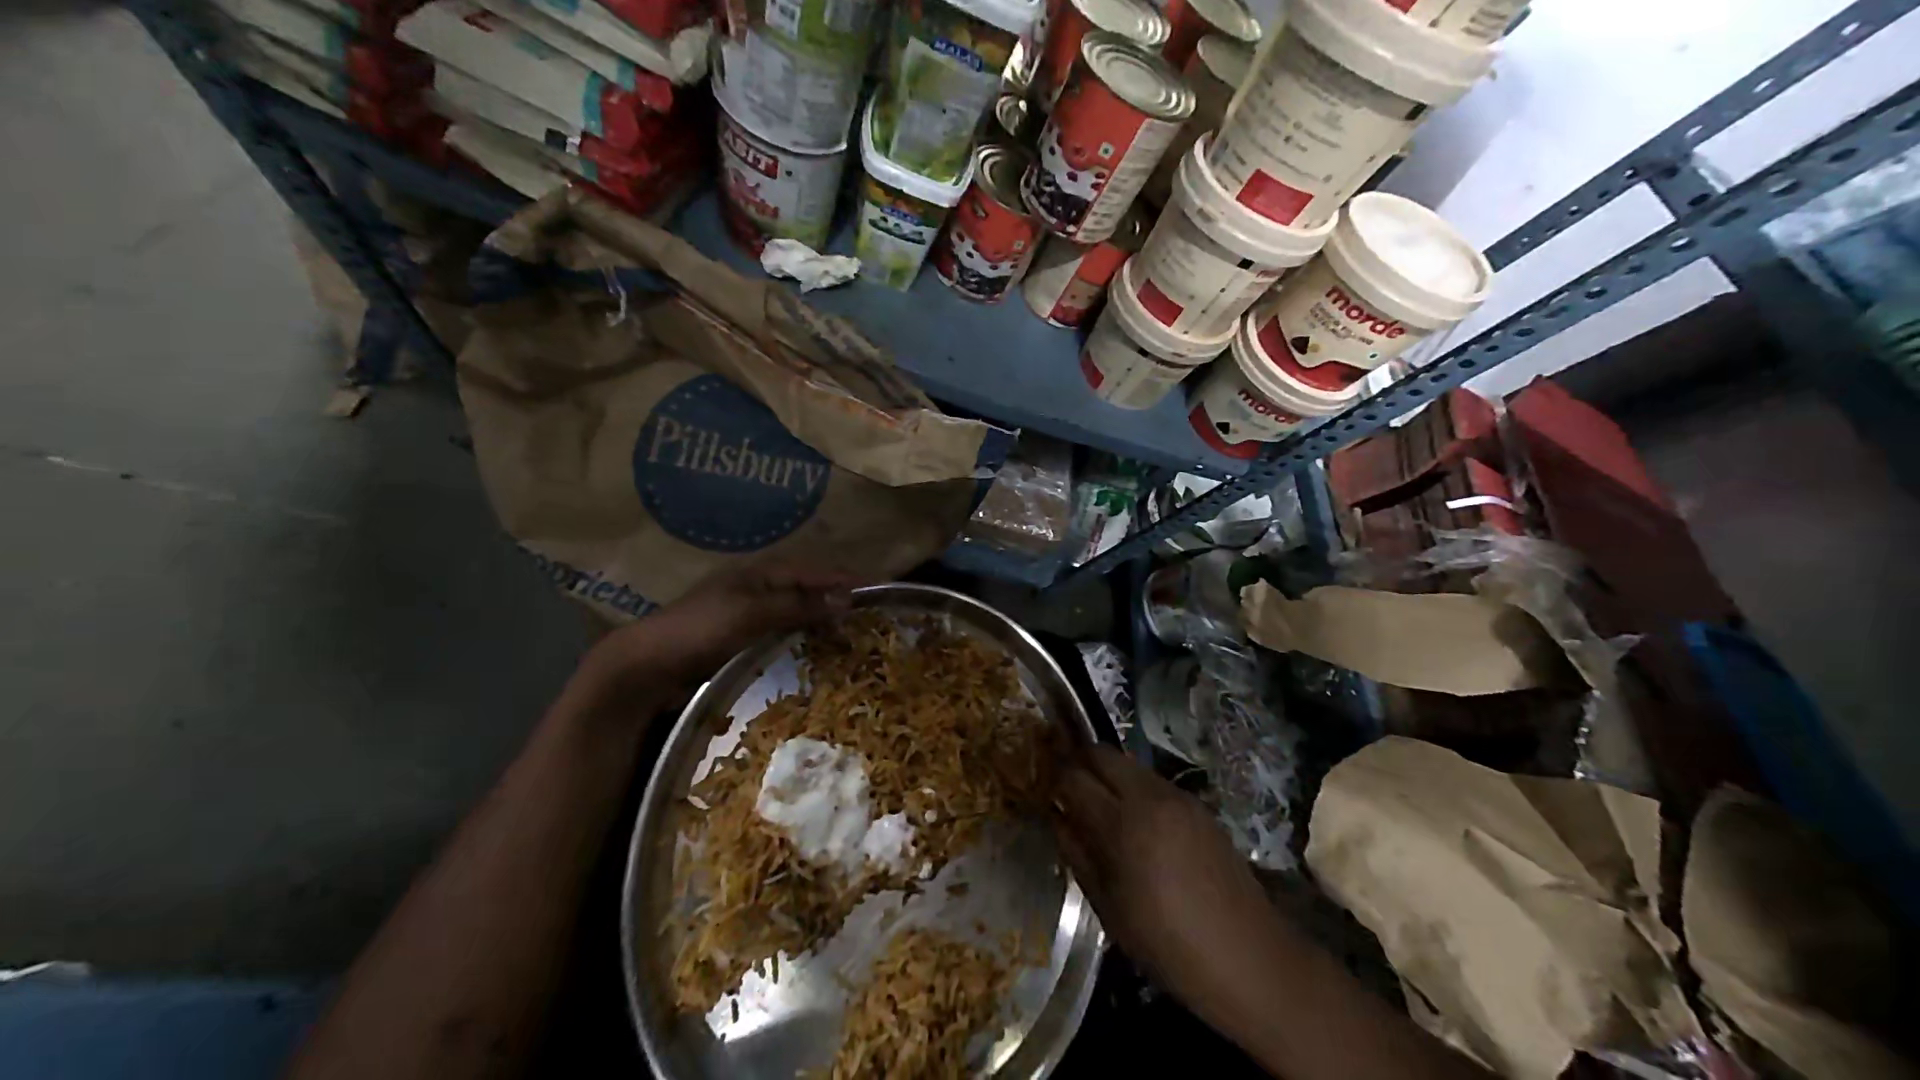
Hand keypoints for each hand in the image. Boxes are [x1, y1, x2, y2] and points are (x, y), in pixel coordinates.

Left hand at [564, 563, 860, 715]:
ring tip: (853, 635)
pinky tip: (816, 652)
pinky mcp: (739, 639)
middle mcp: (756, 588)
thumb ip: (797, 605)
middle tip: (872, 616)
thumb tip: (847, 598)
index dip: (845, 578)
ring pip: (796, 610)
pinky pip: (782, 631)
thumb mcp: (750, 613)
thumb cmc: (698, 630)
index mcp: (759, 573)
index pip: (813, 570)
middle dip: (838, 596)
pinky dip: (804, 636)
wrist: (645, 666)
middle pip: (807, 587)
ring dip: (822, 618)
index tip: (879, 589)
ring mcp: (747, 613)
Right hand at [1052, 745, 1282, 1014]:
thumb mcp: (1108, 907)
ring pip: (1128, 763)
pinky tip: (1134, 821)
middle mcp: (1150, 797)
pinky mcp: (1198, 805)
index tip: (1042, 789)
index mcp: (1123, 825)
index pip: (1073, 777)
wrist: (1250, 958)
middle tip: (1065, 788)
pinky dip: (1133, 788)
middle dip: (1078, 762)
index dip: (1053, 778)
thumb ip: (1076, 852)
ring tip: (1098, 805)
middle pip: (1101, 752)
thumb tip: (1056, 816)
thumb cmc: (1168, 945)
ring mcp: (1178, 797)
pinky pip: (1152, 781)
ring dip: (1107, 773)